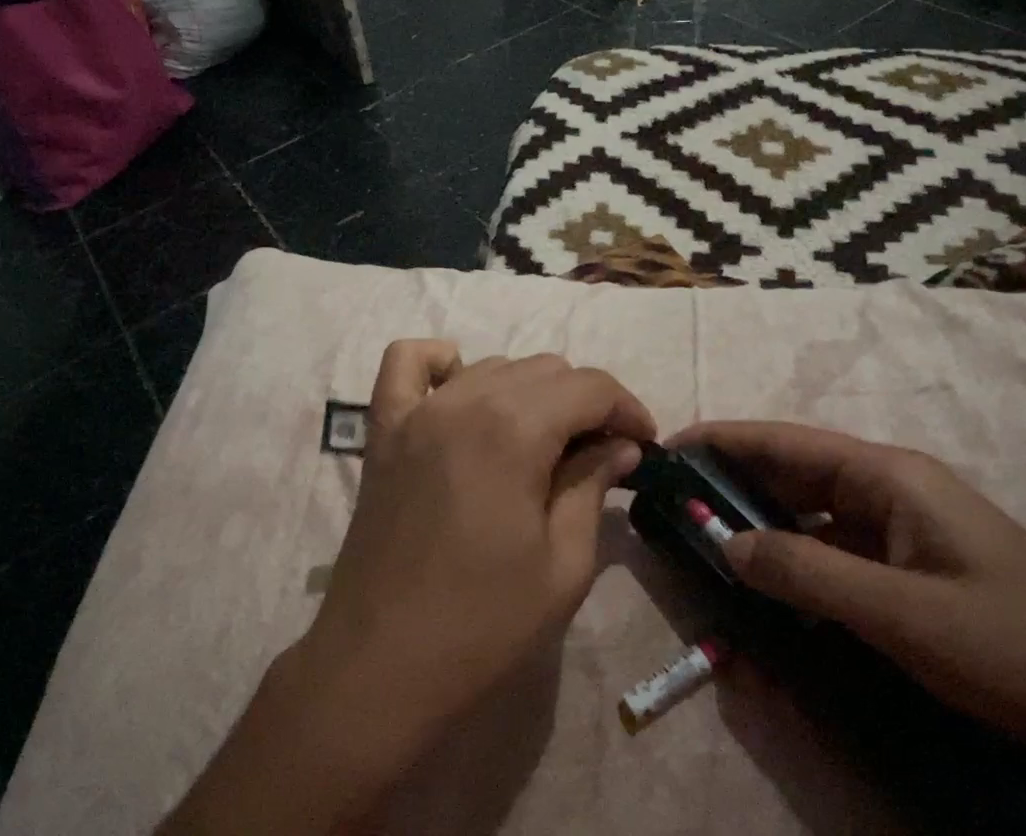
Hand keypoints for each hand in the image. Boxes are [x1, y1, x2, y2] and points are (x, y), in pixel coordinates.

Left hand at [304, 342, 655, 740]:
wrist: (382, 663)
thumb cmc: (483, 624)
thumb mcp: (563, 563)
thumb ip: (591, 487)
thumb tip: (619, 445)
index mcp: (513, 430)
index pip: (589, 386)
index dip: (628, 409)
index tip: (643, 446)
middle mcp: (463, 401)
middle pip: (544, 369)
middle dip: (584, 403)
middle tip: (600, 456)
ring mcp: (415, 413)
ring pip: (490, 365)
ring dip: (529, 392)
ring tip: (544, 443)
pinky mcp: (382, 433)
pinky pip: (406, 364)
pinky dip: (440, 363)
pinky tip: (461, 389)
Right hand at [673, 421, 1025, 833]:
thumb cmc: (1021, 651)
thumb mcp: (902, 616)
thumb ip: (805, 574)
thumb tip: (723, 543)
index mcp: (892, 478)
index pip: (786, 442)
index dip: (722, 440)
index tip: (662, 450)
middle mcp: (893, 493)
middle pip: (793, 474)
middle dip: (730, 484)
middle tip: (666, 504)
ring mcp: (905, 534)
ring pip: (810, 517)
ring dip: (757, 527)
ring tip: (698, 542)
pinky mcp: (912, 573)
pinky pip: (834, 555)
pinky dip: (792, 563)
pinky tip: (763, 588)